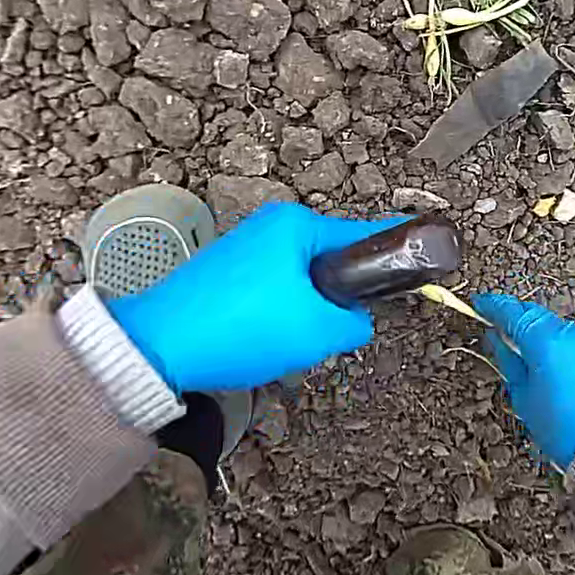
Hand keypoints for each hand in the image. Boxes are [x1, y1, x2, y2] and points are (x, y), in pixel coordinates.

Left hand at [109, 202, 400, 391]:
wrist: (153, 349)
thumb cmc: (242, 327)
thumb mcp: (317, 331)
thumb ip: (355, 323)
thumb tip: (357, 321)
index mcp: (296, 225)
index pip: (363, 233)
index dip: (394, 249)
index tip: (421, 252)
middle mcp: (272, 225)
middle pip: (332, 257)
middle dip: (342, 291)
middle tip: (345, 321)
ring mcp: (246, 245)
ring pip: (304, 274)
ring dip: (312, 303)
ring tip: (302, 335)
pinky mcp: (227, 270)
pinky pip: (277, 283)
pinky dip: (286, 306)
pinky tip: (275, 334)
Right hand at [474, 292, 574, 468]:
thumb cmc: (565, 431)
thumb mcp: (524, 400)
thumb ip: (509, 362)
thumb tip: (497, 339)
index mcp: (547, 343)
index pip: (515, 314)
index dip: (496, 307)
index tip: (482, 304)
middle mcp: (574, 333)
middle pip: (542, 322)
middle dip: (526, 331)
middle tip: (512, 345)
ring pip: (566, 335)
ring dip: (555, 347)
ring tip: (552, 379)